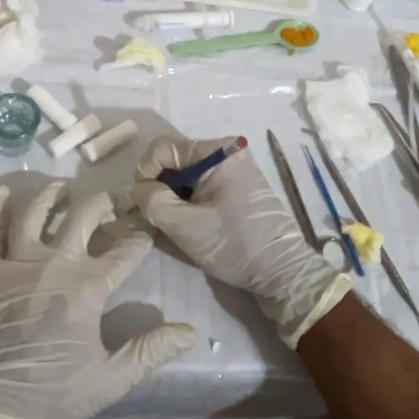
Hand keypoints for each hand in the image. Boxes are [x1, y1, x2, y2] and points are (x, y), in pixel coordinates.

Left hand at [0, 182, 195, 418]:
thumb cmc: (52, 396)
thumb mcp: (110, 379)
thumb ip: (150, 351)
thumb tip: (188, 331)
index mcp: (86, 287)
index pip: (124, 251)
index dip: (140, 237)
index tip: (147, 229)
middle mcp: (53, 264)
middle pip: (82, 216)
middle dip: (103, 203)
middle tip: (112, 200)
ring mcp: (15, 264)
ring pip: (34, 213)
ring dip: (50, 195)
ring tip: (61, 187)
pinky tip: (0, 193)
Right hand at [131, 136, 351, 347]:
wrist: (280, 270)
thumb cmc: (232, 245)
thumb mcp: (184, 225)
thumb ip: (152, 201)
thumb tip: (138, 189)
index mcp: (218, 151)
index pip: (164, 148)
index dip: (146, 173)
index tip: (143, 202)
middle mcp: (227, 149)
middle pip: (176, 158)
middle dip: (160, 185)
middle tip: (156, 215)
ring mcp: (235, 165)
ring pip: (187, 171)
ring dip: (174, 194)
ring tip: (173, 221)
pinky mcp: (238, 182)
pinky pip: (202, 181)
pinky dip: (189, 197)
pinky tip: (191, 220)